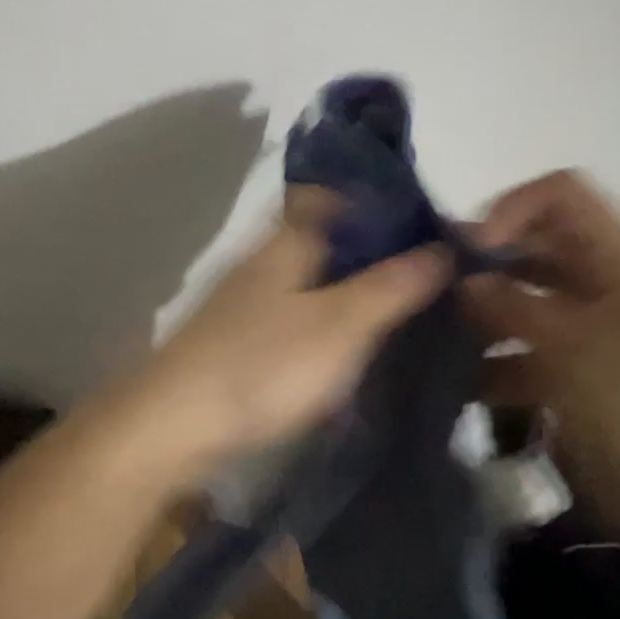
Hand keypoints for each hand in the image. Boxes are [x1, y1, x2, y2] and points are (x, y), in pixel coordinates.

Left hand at [117, 188, 450, 473]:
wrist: (176, 424)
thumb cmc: (264, 365)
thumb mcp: (342, 324)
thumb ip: (392, 284)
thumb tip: (443, 247)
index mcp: (288, 240)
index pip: (334, 194)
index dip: (380, 199)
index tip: (430, 223)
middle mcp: (263, 261)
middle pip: (326, 240)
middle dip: (376, 252)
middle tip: (435, 276)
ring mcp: (245, 303)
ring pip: (311, 281)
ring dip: (353, 291)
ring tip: (408, 313)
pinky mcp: (238, 342)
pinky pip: (296, 318)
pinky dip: (328, 325)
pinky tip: (354, 350)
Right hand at [461, 170, 619, 528]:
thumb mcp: (578, 352)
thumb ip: (515, 305)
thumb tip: (464, 278)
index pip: (561, 197)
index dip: (508, 210)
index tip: (461, 255)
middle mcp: (605, 292)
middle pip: (534, 252)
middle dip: (482, 268)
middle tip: (426, 300)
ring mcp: (591, 342)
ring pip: (522, 310)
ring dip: (478, 322)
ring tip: (429, 349)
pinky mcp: (575, 388)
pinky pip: (523, 361)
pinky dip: (490, 368)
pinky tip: (455, 389)